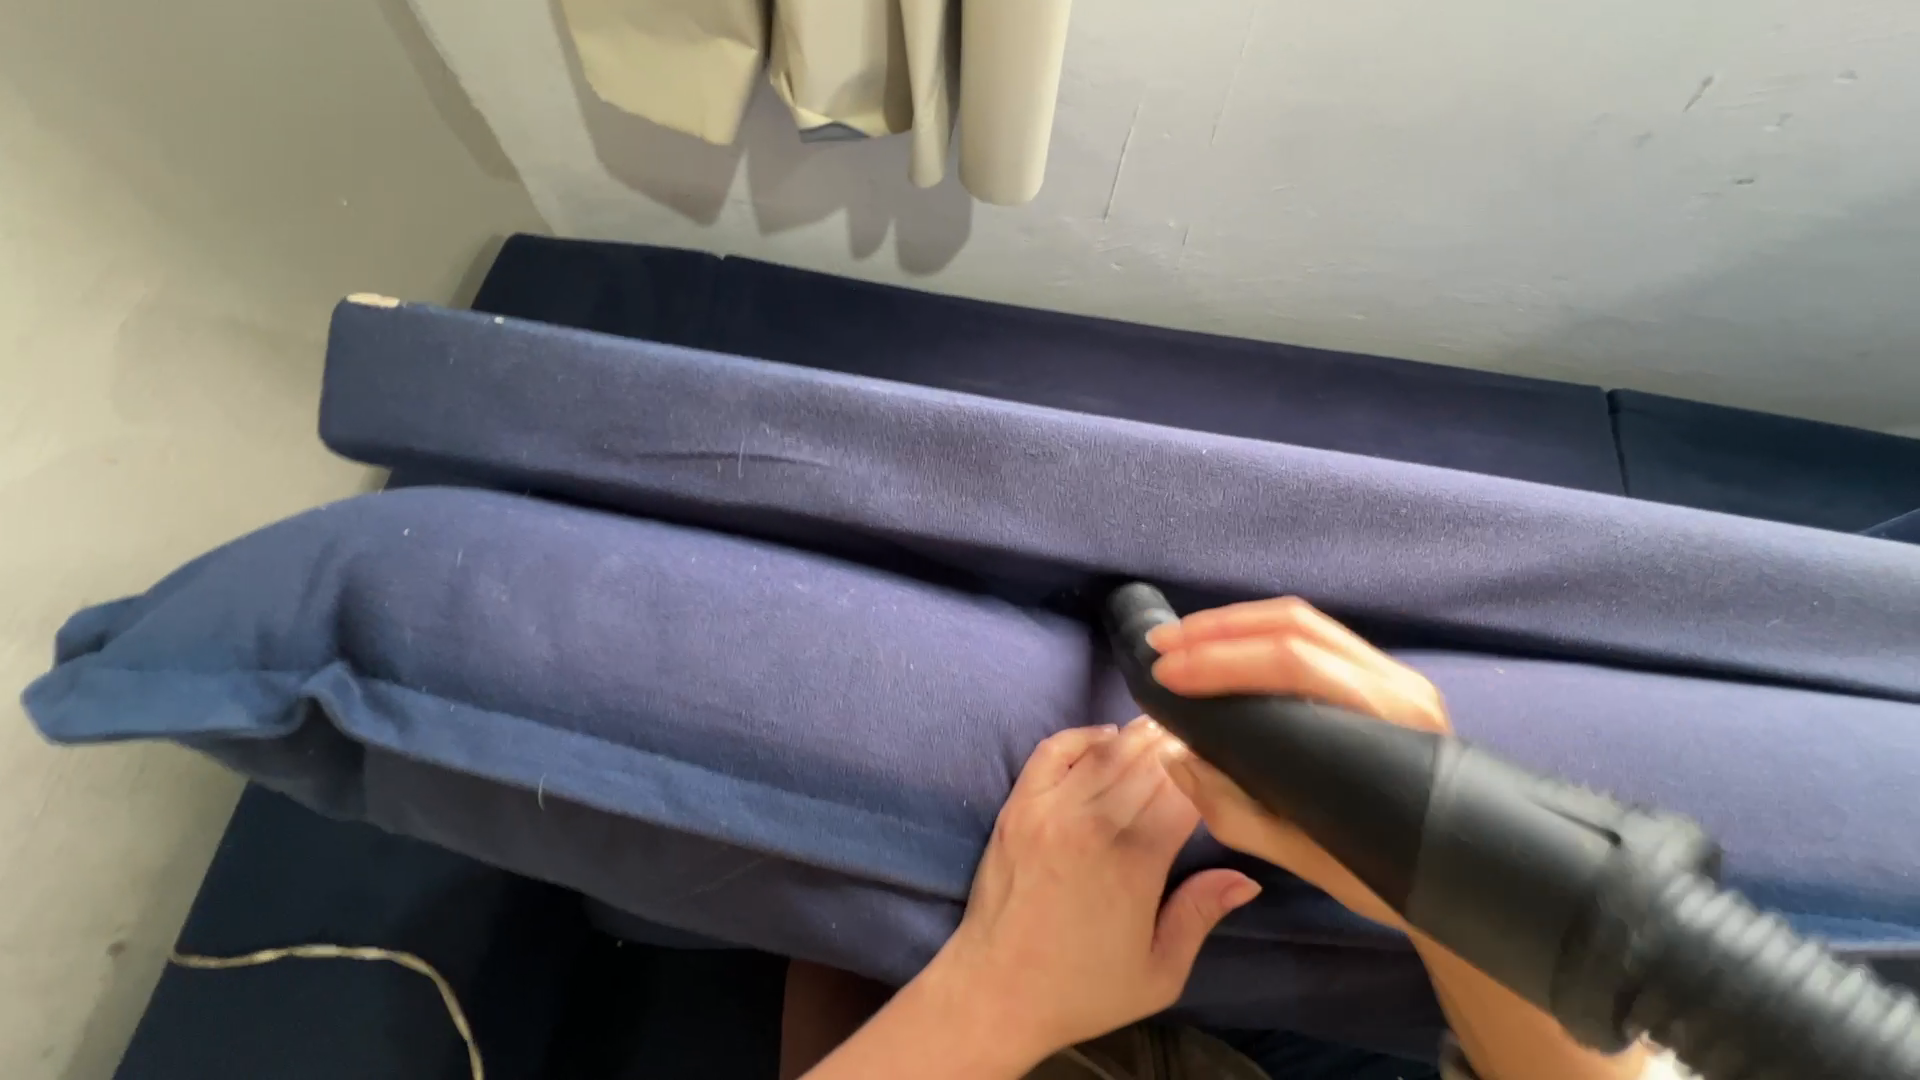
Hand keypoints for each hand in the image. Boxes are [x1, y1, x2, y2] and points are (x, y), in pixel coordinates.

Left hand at [927, 719, 1262, 1064]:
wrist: (997, 990)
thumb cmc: (1083, 989)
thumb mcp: (1159, 973)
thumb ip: (1201, 915)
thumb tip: (1246, 877)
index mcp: (1136, 865)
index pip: (1183, 795)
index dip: (1206, 775)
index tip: (1221, 769)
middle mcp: (1094, 826)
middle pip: (1147, 765)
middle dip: (1177, 749)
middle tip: (1197, 740)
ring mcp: (1050, 809)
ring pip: (1104, 753)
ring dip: (1138, 737)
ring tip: (1161, 729)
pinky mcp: (1018, 805)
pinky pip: (1052, 751)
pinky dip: (1082, 736)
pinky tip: (1106, 737)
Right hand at [1141, 598, 1645, 1079]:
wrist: (1467, 879)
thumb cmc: (1392, 875)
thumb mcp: (1309, 859)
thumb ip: (1237, 811)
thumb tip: (1175, 757)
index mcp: (1388, 725)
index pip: (1293, 666)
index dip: (1221, 662)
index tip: (1166, 676)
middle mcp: (1397, 685)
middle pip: (1295, 626)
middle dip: (1216, 631)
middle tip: (1160, 647)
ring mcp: (1393, 673)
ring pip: (1301, 619)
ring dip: (1231, 623)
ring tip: (1179, 639)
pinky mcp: (1381, 674)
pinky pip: (1309, 632)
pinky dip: (1254, 629)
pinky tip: (1220, 644)